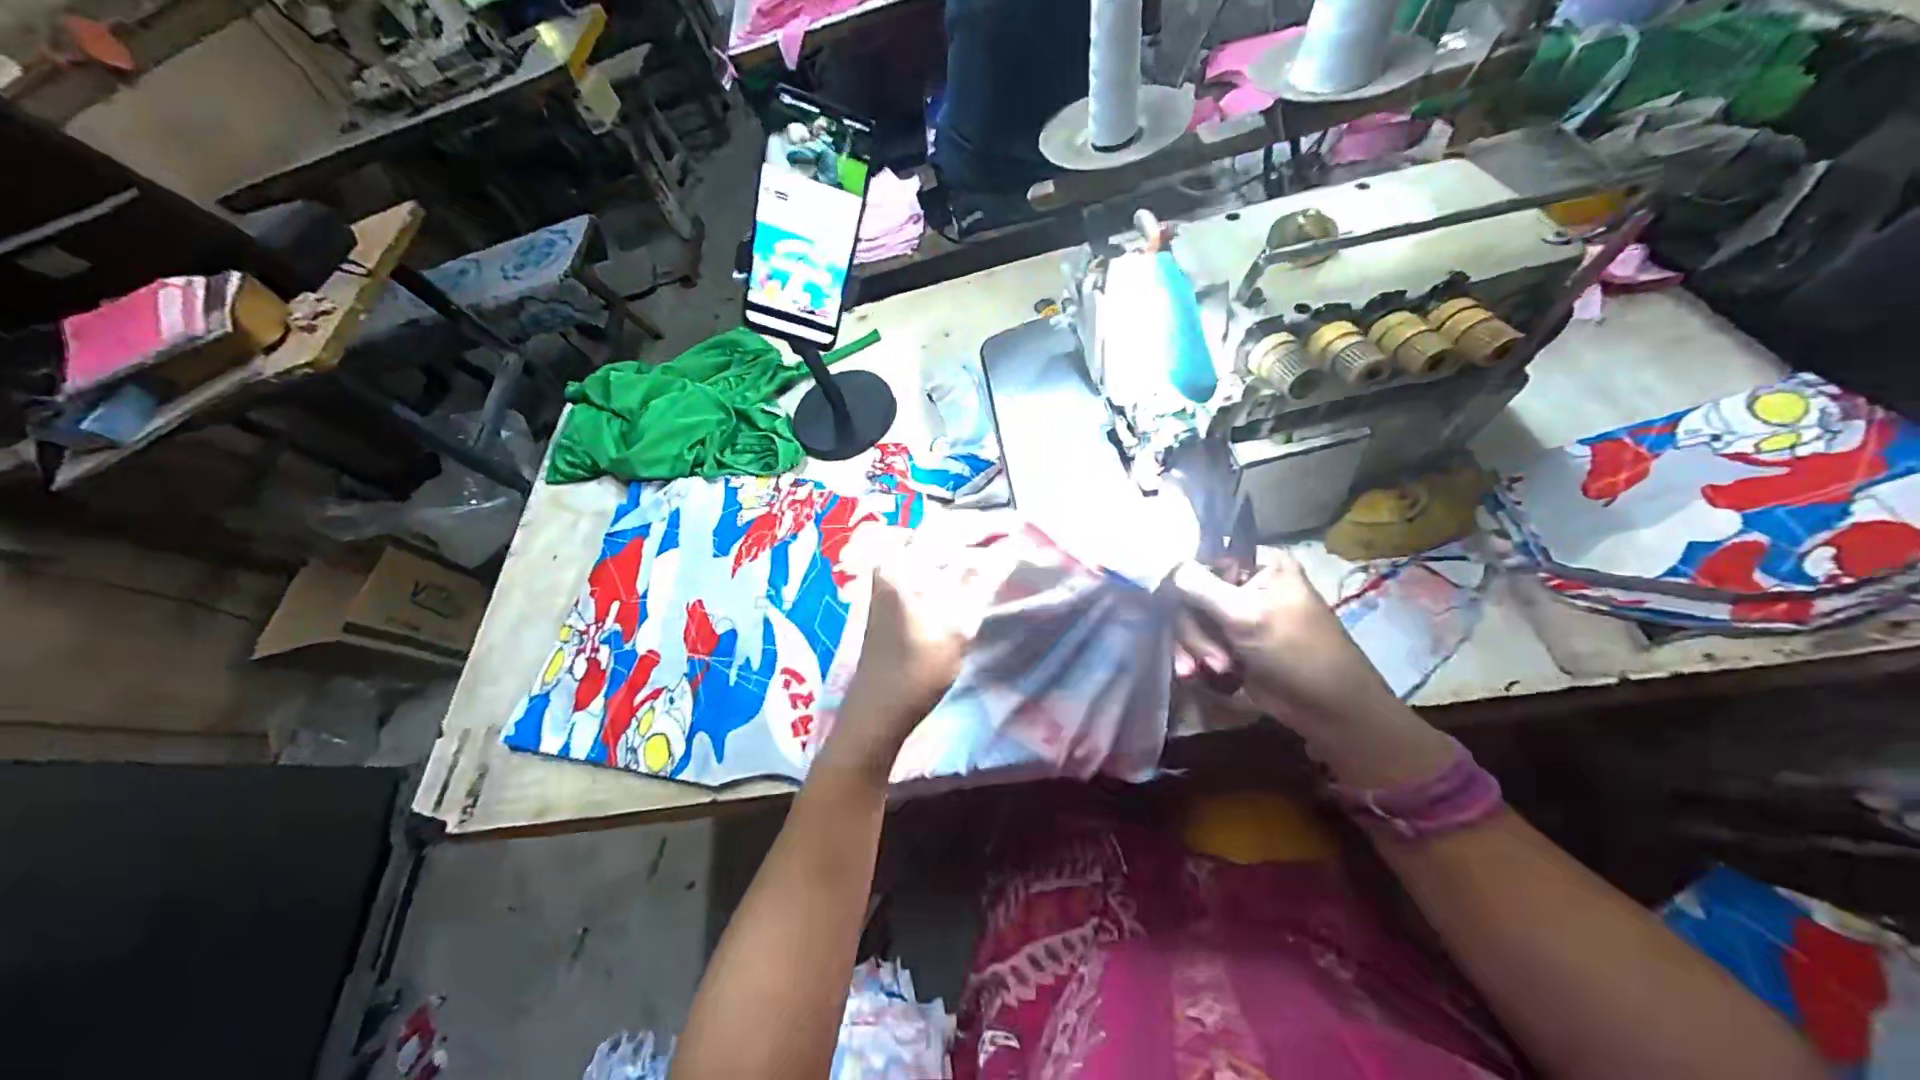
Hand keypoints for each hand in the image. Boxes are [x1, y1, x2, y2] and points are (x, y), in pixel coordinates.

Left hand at [819, 537, 989, 777]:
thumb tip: (1010, 547)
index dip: (987, 523)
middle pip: (941, 532)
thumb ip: (983, 581)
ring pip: (934, 548)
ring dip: (966, 546)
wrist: (878, 710)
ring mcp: (890, 578)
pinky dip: (952, 563)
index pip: (950, 525)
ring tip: (999, 549)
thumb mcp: (958, 625)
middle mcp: (893, 562)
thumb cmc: (917, 669)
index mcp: (903, 563)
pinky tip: (971, 572)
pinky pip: (928, 565)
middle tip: (1012, 534)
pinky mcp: (893, 594)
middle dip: (978, 531)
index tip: (1018, 524)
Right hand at [1168, 552, 1454, 786]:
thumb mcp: (1248, 616)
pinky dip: (1193, 657)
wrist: (1327, 710)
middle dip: (1193, 628)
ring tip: (1212, 670)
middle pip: (1191, 592)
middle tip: (1211, 657)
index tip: (1166, 599)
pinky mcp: (1229, 642)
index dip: (1182, 577)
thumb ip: (1202, 587)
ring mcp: (1236, 614)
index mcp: (1260, 564)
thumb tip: (1166, 566)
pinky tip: (1193, 674)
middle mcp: (1246, 583)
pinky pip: (1196, 640)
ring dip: (1194, 647)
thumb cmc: (1297, 654)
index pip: (1205, 555)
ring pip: (1190, 619)